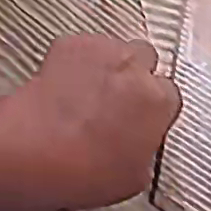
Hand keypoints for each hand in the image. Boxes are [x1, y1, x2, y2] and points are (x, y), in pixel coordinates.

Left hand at [0, 34, 180, 210]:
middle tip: (122, 96)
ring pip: (114, 47)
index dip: (157, 104)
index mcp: (156, 98)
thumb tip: (141, 132)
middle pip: (144, 56)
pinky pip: (83, 45)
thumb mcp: (139, 169)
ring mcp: (98, 48)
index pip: (169, 92)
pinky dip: (80, 58)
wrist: (41, 145)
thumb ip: (148, 137)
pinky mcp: (68, 41)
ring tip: (93, 90)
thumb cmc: (87, 165)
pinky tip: (72, 82)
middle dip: (136, 73)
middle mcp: (131, 65)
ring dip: (109, 64)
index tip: (148, 113)